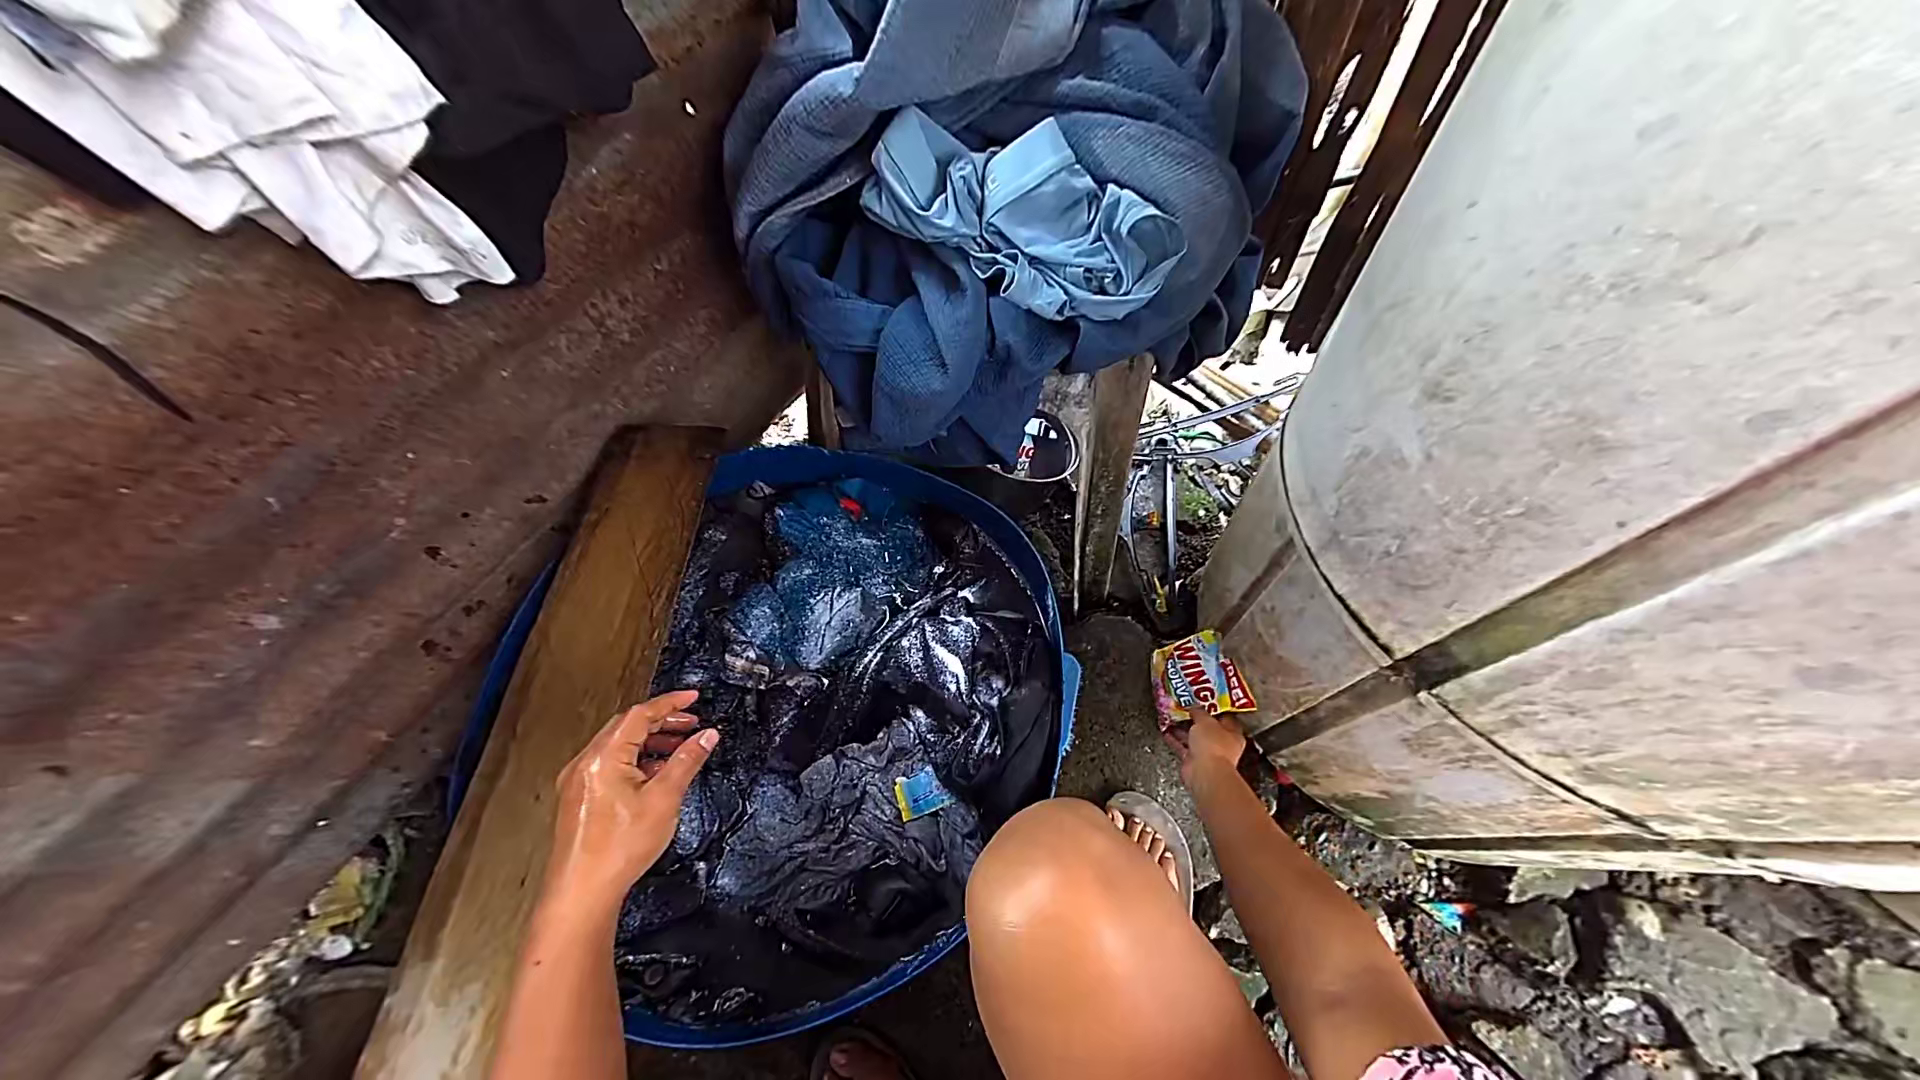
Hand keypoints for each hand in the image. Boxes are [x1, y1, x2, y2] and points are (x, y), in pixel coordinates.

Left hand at [544, 690, 718, 906]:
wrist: (582, 893)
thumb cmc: (616, 850)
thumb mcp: (665, 798)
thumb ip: (688, 761)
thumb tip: (706, 736)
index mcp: (603, 758)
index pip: (641, 714)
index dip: (670, 703)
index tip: (692, 697)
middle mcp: (585, 764)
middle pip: (628, 726)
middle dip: (663, 720)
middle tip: (690, 721)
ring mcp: (579, 781)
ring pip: (619, 745)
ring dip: (651, 740)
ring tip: (679, 746)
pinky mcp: (580, 797)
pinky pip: (611, 764)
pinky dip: (637, 759)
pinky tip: (656, 773)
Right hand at [1163, 706, 1246, 787]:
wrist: (1204, 772)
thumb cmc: (1213, 745)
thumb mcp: (1205, 721)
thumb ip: (1199, 712)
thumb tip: (1194, 706)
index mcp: (1233, 733)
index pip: (1226, 716)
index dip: (1215, 707)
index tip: (1204, 698)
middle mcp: (1222, 744)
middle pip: (1208, 727)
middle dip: (1196, 718)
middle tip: (1185, 706)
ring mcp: (1207, 753)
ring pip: (1194, 737)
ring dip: (1183, 729)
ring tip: (1172, 716)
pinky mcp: (1193, 760)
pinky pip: (1183, 747)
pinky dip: (1175, 740)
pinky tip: (1166, 731)